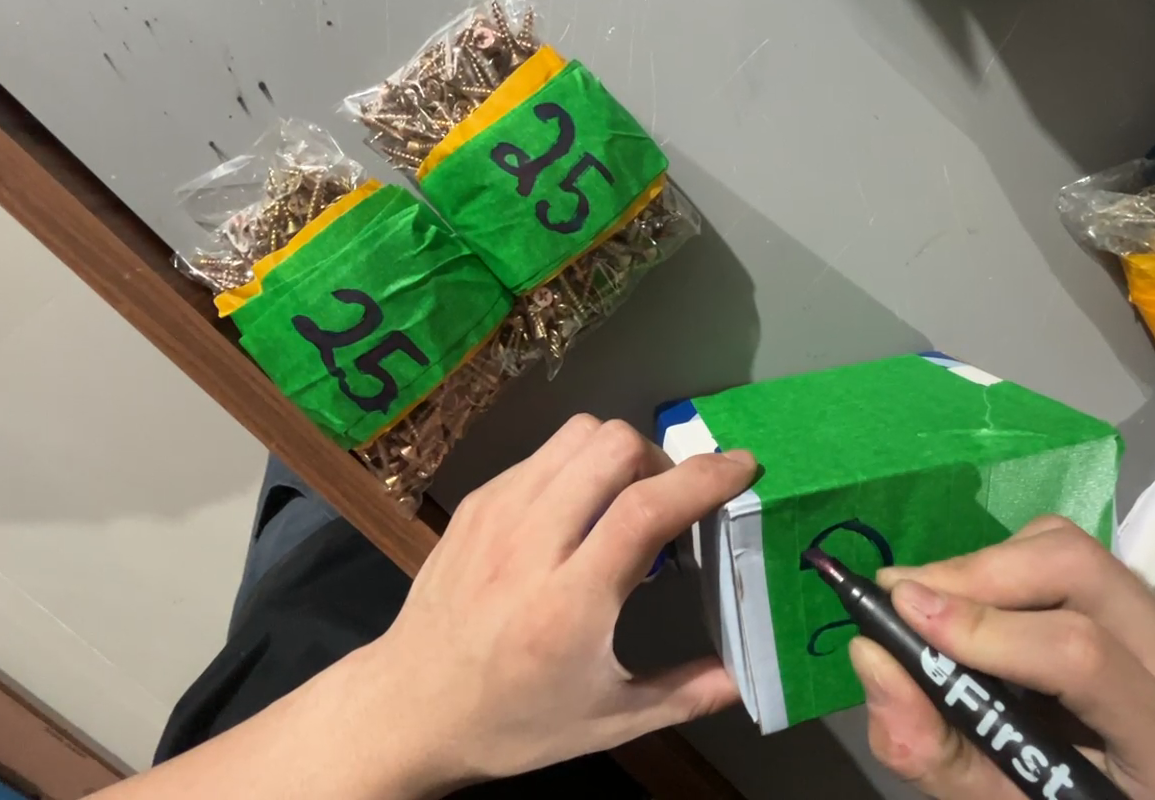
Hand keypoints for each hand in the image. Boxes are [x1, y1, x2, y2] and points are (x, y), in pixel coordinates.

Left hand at [370, 414, 758, 790]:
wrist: (408, 705)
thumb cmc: (512, 720)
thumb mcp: (606, 722)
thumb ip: (684, 694)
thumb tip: (746, 677)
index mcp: (568, 601)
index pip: (644, 510)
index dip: (703, 477)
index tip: (742, 466)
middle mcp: (531, 542)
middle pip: (610, 446)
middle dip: (659, 457)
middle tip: (668, 500)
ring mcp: (497, 511)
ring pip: (577, 433)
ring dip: (619, 451)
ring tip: (625, 498)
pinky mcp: (478, 500)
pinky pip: (544, 451)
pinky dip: (579, 463)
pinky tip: (577, 509)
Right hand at [850, 517, 1154, 799]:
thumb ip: (929, 746)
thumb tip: (870, 652)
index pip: (1083, 658)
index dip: (983, 626)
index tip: (899, 610)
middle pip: (1080, 569)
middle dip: (975, 572)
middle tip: (904, 596)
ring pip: (1071, 548)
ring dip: (984, 566)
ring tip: (936, 607)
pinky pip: (1070, 554)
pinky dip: (1005, 566)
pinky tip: (984, 613)